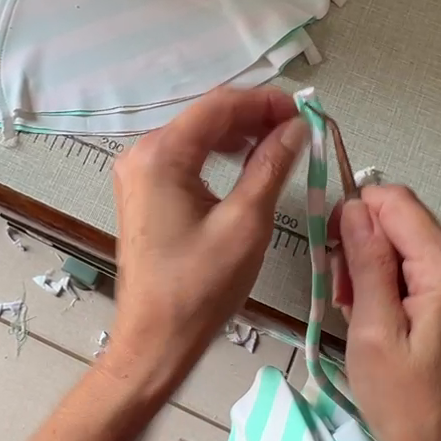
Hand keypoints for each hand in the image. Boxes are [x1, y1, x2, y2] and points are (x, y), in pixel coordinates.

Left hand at [104, 87, 308, 399]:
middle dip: (253, 117)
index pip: (218, 105)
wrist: (154, 339)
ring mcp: (137, 172)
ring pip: (195, 135)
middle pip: (205, 116)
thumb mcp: (245, 222)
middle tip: (298, 130)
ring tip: (278, 145)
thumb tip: (296, 128)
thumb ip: (271, 166)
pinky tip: (245, 163)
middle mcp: (141, 153)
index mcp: (161, 154)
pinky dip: (216, 154)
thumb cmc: (200, 287)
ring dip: (236, 134)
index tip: (304, 111)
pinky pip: (184, 157)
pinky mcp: (142, 191)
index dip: (264, 102)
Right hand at [337, 185, 440, 440]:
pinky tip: (375, 313)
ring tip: (356, 309)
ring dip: (372, 264)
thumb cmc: (404, 403)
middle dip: (363, 244)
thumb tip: (354, 206)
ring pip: (405, 241)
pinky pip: (416, 264)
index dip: (357, 213)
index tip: (333, 252)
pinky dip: (388, 280)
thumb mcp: (373, 331)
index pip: (398, 203)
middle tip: (343, 293)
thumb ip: (367, 262)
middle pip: (402, 220)